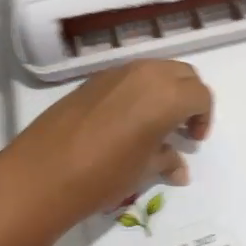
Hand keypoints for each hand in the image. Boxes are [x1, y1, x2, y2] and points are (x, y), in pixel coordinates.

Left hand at [2, 60, 212, 220]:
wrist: (41, 174)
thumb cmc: (103, 175)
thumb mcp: (143, 171)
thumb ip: (167, 160)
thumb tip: (179, 167)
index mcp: (167, 95)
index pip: (201, 95)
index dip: (204, 117)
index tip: (193, 141)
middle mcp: (146, 74)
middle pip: (183, 74)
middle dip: (189, 98)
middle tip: (181, 128)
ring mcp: (116, 73)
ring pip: (155, 70)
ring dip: (164, 91)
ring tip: (154, 124)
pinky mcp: (93, 80)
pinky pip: (128, 76)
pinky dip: (139, 91)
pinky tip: (125, 121)